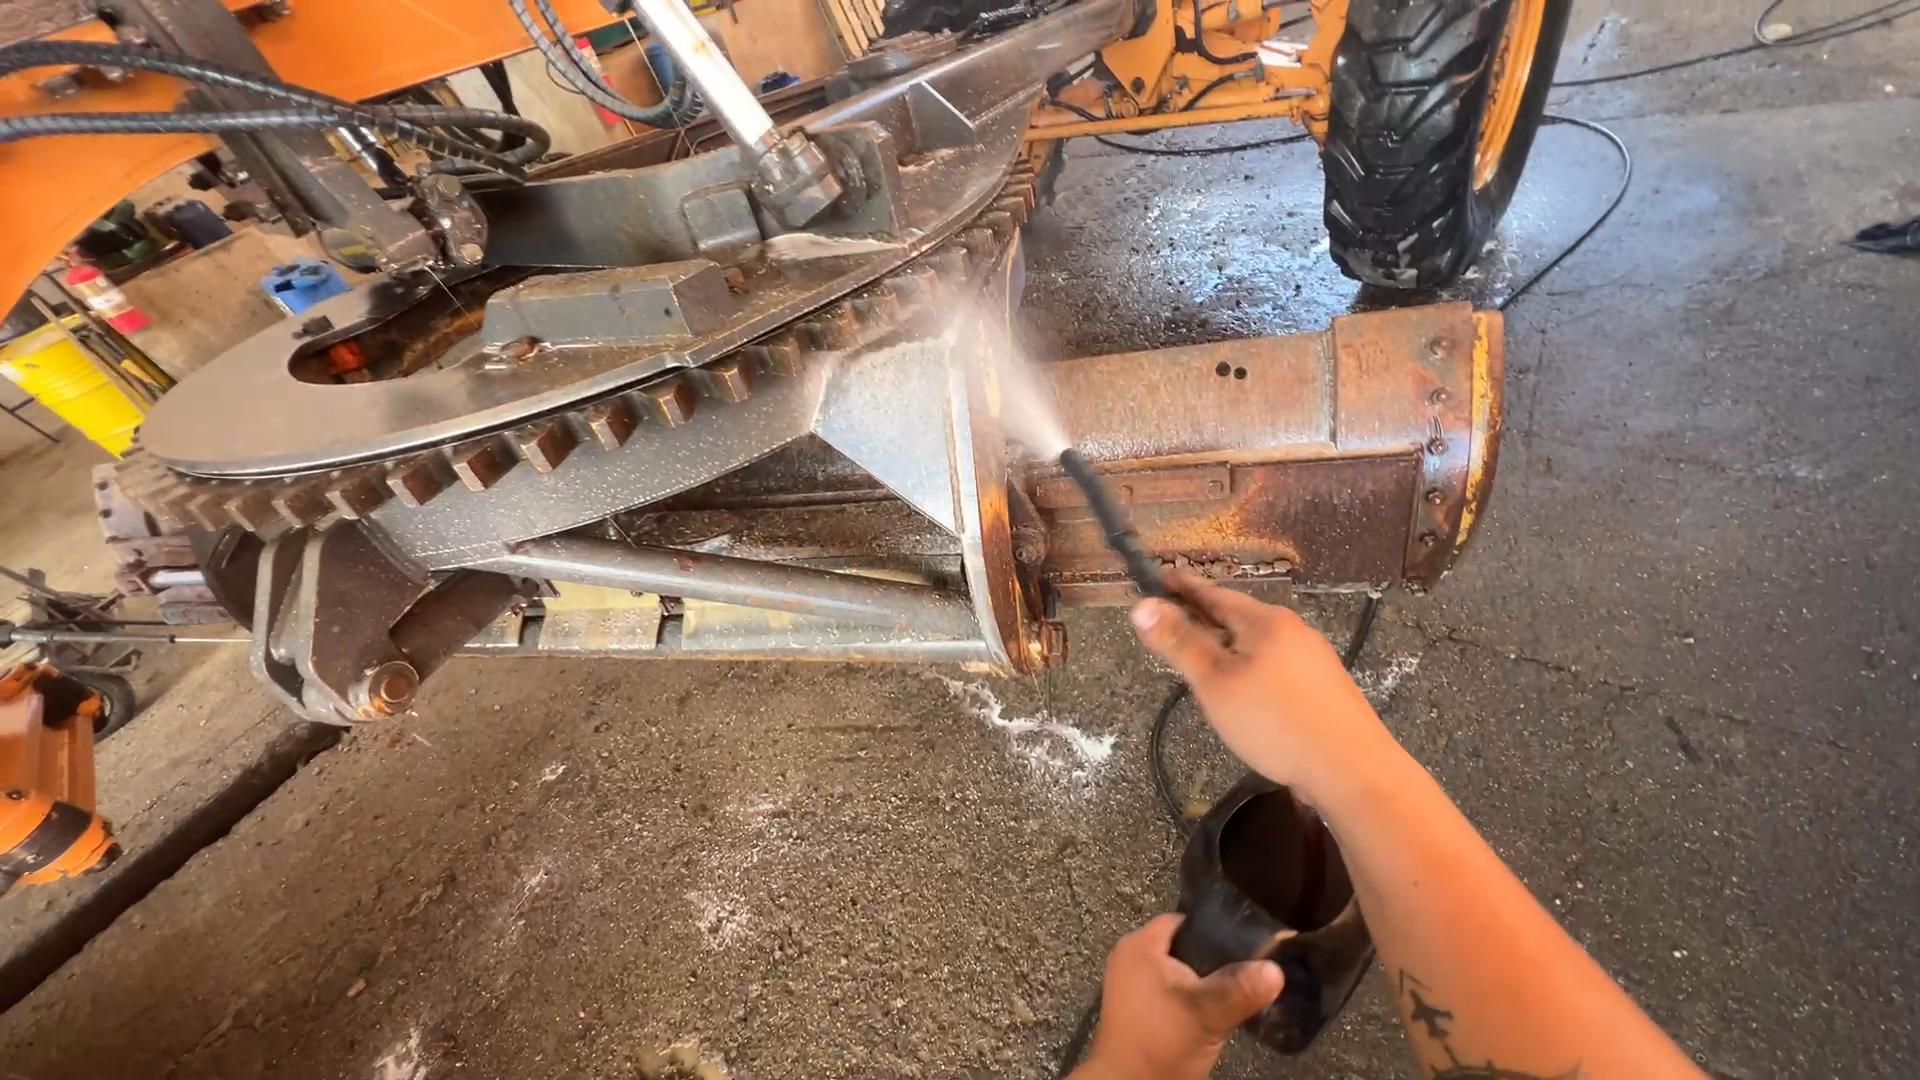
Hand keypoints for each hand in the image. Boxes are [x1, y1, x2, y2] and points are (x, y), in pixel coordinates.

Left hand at [1075, 914, 1283, 1079]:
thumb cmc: (1163, 1043)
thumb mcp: (1207, 1014)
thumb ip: (1240, 989)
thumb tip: (1276, 970)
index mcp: (1139, 944)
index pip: (1181, 921)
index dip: (1213, 932)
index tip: (1244, 949)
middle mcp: (1128, 956)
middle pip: (1178, 946)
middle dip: (1208, 962)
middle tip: (1240, 978)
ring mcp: (1126, 983)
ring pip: (1173, 971)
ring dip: (1197, 985)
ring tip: (1228, 999)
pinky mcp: (1131, 1007)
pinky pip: (1163, 991)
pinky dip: (1184, 999)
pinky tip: (1206, 1017)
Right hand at [1129, 572, 1401, 807]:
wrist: (1352, 771)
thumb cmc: (1274, 721)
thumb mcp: (1214, 682)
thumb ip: (1178, 643)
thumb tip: (1141, 606)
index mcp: (1265, 621)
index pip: (1215, 594)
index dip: (1185, 588)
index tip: (1162, 578)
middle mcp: (1292, 631)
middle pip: (1239, 617)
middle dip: (1206, 619)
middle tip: (1175, 623)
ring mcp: (1313, 659)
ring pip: (1258, 643)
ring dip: (1229, 646)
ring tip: (1205, 660)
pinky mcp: (1324, 688)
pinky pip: (1276, 664)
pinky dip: (1250, 666)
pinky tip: (1246, 690)